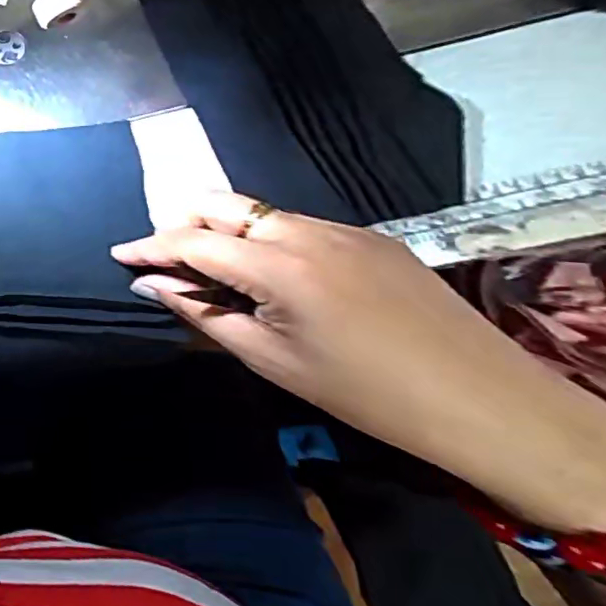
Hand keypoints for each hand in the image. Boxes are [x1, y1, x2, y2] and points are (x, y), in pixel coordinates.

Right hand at [114, 193, 605, 533]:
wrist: (484, 401)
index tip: (121, 253)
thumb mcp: (270, 359)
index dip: (150, 245)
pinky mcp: (372, 236)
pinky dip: (268, 239)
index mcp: (276, 265)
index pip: (192, 239)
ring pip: (262, 213)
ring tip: (215, 267)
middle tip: (163, 254)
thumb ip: (203, 313)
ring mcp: (343, 228)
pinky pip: (300, 225)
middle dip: (183, 221)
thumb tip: (152, 285)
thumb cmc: (362, 393)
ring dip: (226, 230)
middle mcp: (305, 230)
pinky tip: (276, 275)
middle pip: (223, 204)